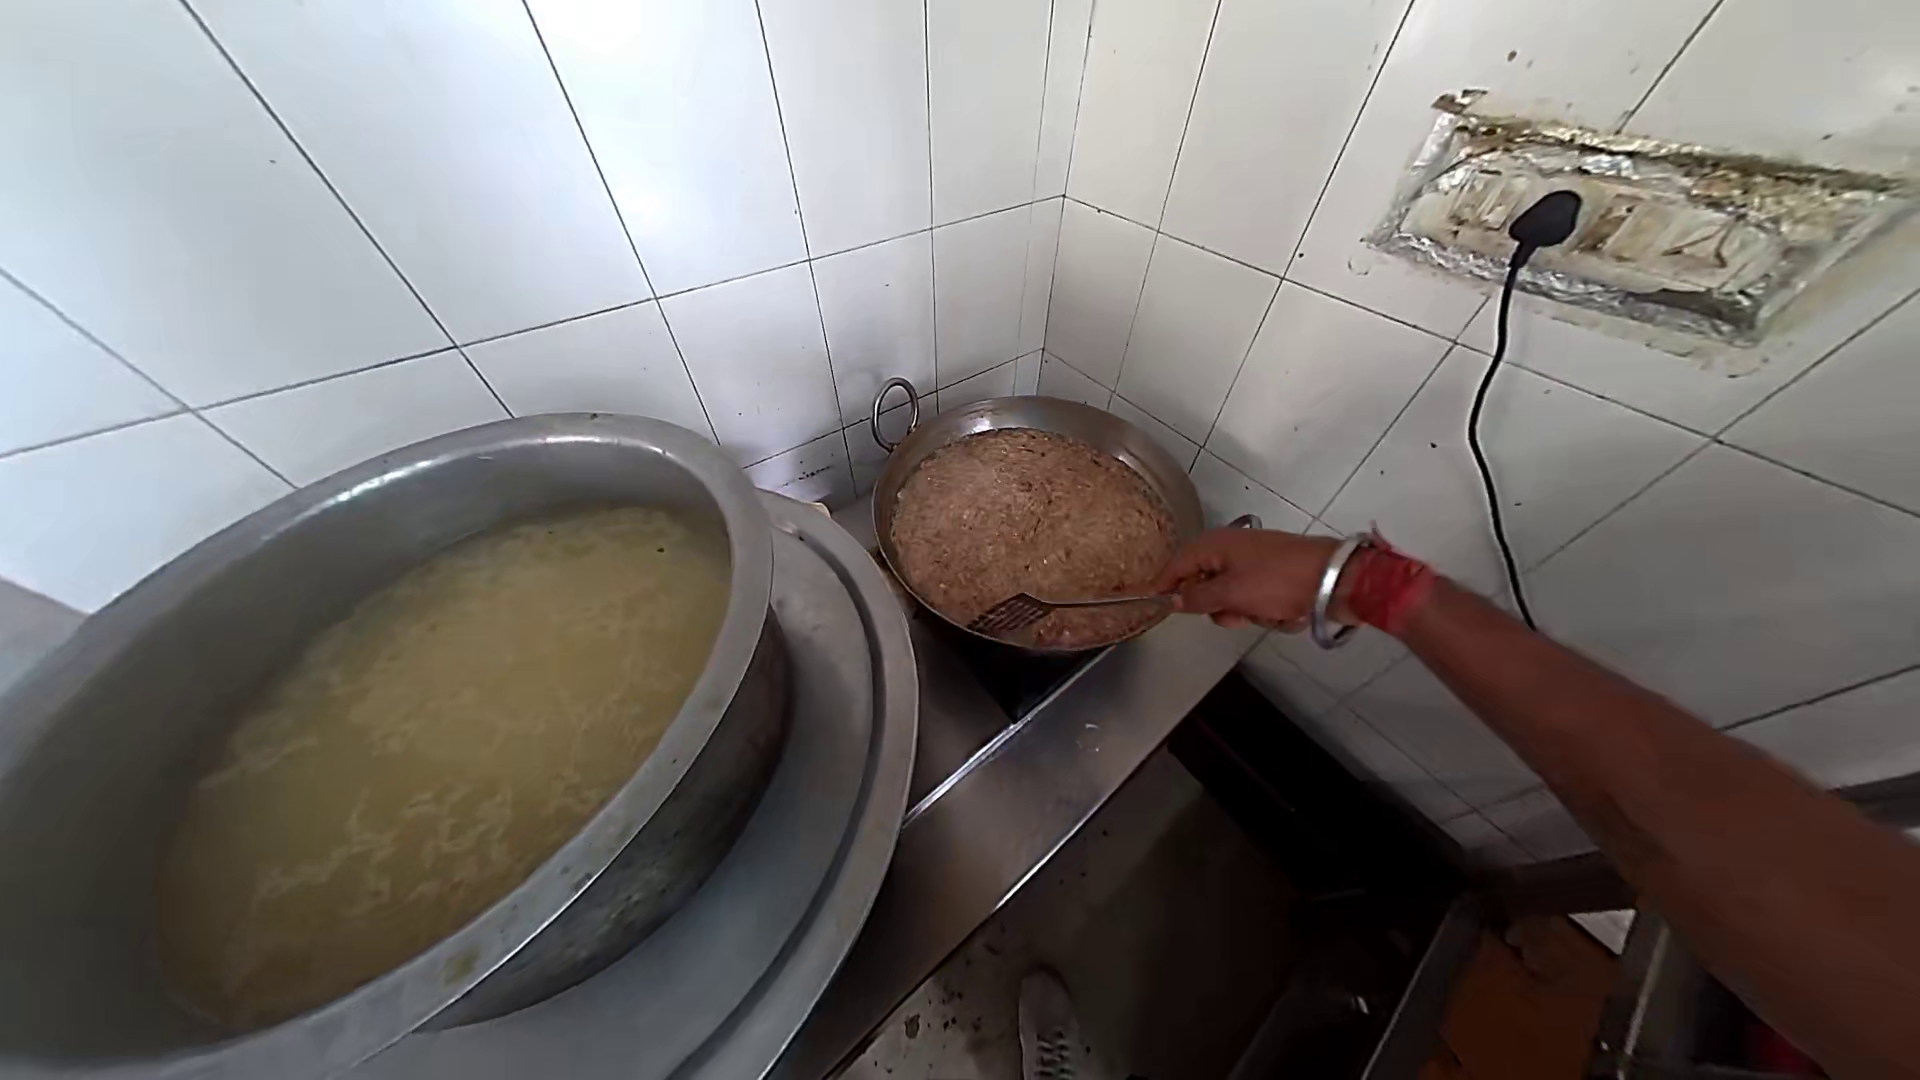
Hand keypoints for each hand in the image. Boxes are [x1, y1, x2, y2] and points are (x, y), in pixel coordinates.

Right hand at [1151, 528, 1347, 629]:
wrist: (1337, 580)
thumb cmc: (1278, 582)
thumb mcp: (1231, 593)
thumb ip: (1196, 598)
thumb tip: (1171, 599)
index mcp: (1214, 545)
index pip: (1175, 566)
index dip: (1162, 586)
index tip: (1150, 605)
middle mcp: (1229, 549)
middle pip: (1203, 584)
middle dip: (1218, 606)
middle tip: (1233, 615)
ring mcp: (1252, 561)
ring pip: (1230, 596)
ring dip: (1244, 611)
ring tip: (1265, 614)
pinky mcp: (1272, 574)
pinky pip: (1254, 599)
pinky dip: (1265, 610)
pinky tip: (1284, 612)